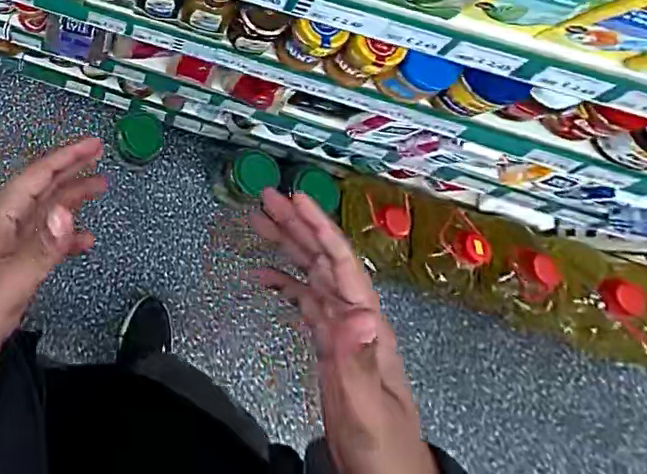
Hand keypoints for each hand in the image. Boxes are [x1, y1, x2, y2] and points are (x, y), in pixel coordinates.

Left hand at [0, 137, 106, 383]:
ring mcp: (9, 240)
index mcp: (2, 215)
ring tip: (99, 186)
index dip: (68, 156)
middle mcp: (6, 221)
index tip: (91, 144)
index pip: (40, 174)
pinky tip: (84, 239)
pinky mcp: (13, 261)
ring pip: (48, 207)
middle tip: (97, 153)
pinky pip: (46, 235)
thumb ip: (44, 246)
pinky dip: (67, 233)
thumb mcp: (14, 279)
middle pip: (44, 184)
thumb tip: (68, 212)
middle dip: (72, 166)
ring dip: (73, 195)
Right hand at [250, 189, 436, 473]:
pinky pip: (303, 302)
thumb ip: (358, 359)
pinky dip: (282, 284)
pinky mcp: (328, 346)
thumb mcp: (368, 406)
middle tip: (269, 198)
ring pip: (311, 274)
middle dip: (296, 224)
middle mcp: (354, 317)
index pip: (341, 261)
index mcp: (366, 322)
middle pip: (322, 258)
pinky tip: (263, 275)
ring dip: (288, 245)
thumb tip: (358, 311)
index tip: (298, 199)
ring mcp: (341, 330)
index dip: (319, 226)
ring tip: (261, 220)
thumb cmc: (385, 448)